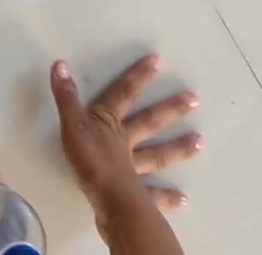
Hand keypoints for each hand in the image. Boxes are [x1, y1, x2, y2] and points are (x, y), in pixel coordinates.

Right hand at [51, 55, 203, 214]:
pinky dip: (167, 196)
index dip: (138, 76)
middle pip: (150, 122)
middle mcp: (126, 141)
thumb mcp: (72, 125)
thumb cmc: (90, 161)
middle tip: (195, 100)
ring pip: (157, 155)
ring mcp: (134, 168)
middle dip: (170, 109)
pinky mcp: (136, 194)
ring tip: (201, 142)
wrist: (109, 201)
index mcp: (109, 123)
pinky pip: (153, 194)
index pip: (124, 93)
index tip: (158, 61)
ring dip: (178, 149)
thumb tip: (60, 64)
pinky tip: (183, 198)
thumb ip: (66, 96)